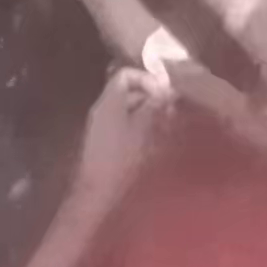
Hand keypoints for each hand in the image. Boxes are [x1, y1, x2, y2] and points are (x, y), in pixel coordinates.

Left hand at [75, 66, 173, 191]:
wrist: (96, 191)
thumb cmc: (120, 158)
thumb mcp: (141, 130)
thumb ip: (153, 107)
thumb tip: (167, 90)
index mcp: (109, 101)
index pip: (126, 75)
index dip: (146, 79)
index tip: (164, 92)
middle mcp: (103, 107)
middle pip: (127, 90)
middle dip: (150, 96)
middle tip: (171, 109)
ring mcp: (102, 123)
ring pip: (127, 107)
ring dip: (147, 110)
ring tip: (167, 123)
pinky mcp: (104, 138)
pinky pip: (124, 121)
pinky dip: (140, 123)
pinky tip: (155, 136)